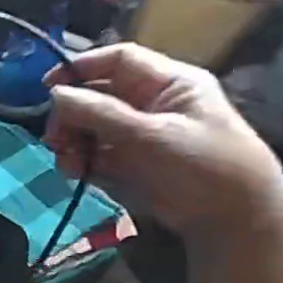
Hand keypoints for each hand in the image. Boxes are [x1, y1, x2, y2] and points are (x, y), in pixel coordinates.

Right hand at [43, 44, 282, 239]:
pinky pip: (93, 151)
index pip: (117, 60)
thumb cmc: (203, 167)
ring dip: (71, 141)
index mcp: (169, 84)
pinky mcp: (130, 161)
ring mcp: (138, 133)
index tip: (48, 86)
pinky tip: (77, 173)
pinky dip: (80, 160)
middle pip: (95, 94)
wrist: (234, 223)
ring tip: (69, 164)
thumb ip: (99, 112)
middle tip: (55, 139)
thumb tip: (54, 93)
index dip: (81, 67)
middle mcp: (151, 103)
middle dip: (70, 115)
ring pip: (89, 125)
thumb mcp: (151, 135)